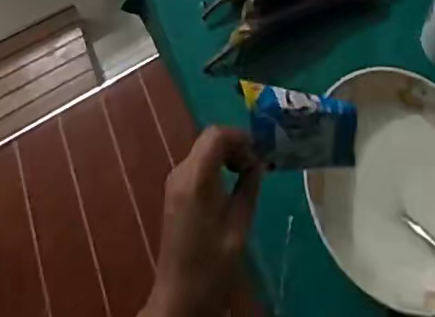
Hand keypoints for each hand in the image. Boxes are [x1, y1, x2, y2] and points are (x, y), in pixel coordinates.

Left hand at [141, 126, 262, 316]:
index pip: (216, 135)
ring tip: (248, 175)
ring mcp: (174, 182)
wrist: (179, 299)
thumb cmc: (212, 266)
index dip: (241, 137)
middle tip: (257, 165)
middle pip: (209, 139)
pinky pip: (197, 165)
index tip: (260, 153)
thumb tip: (257, 163)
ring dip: (226, 155)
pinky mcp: (174, 192)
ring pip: (204, 150)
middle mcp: (180, 173)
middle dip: (235, 145)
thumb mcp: (239, 226)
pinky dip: (216, 165)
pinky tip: (231, 184)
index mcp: (195, 179)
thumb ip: (248, 188)